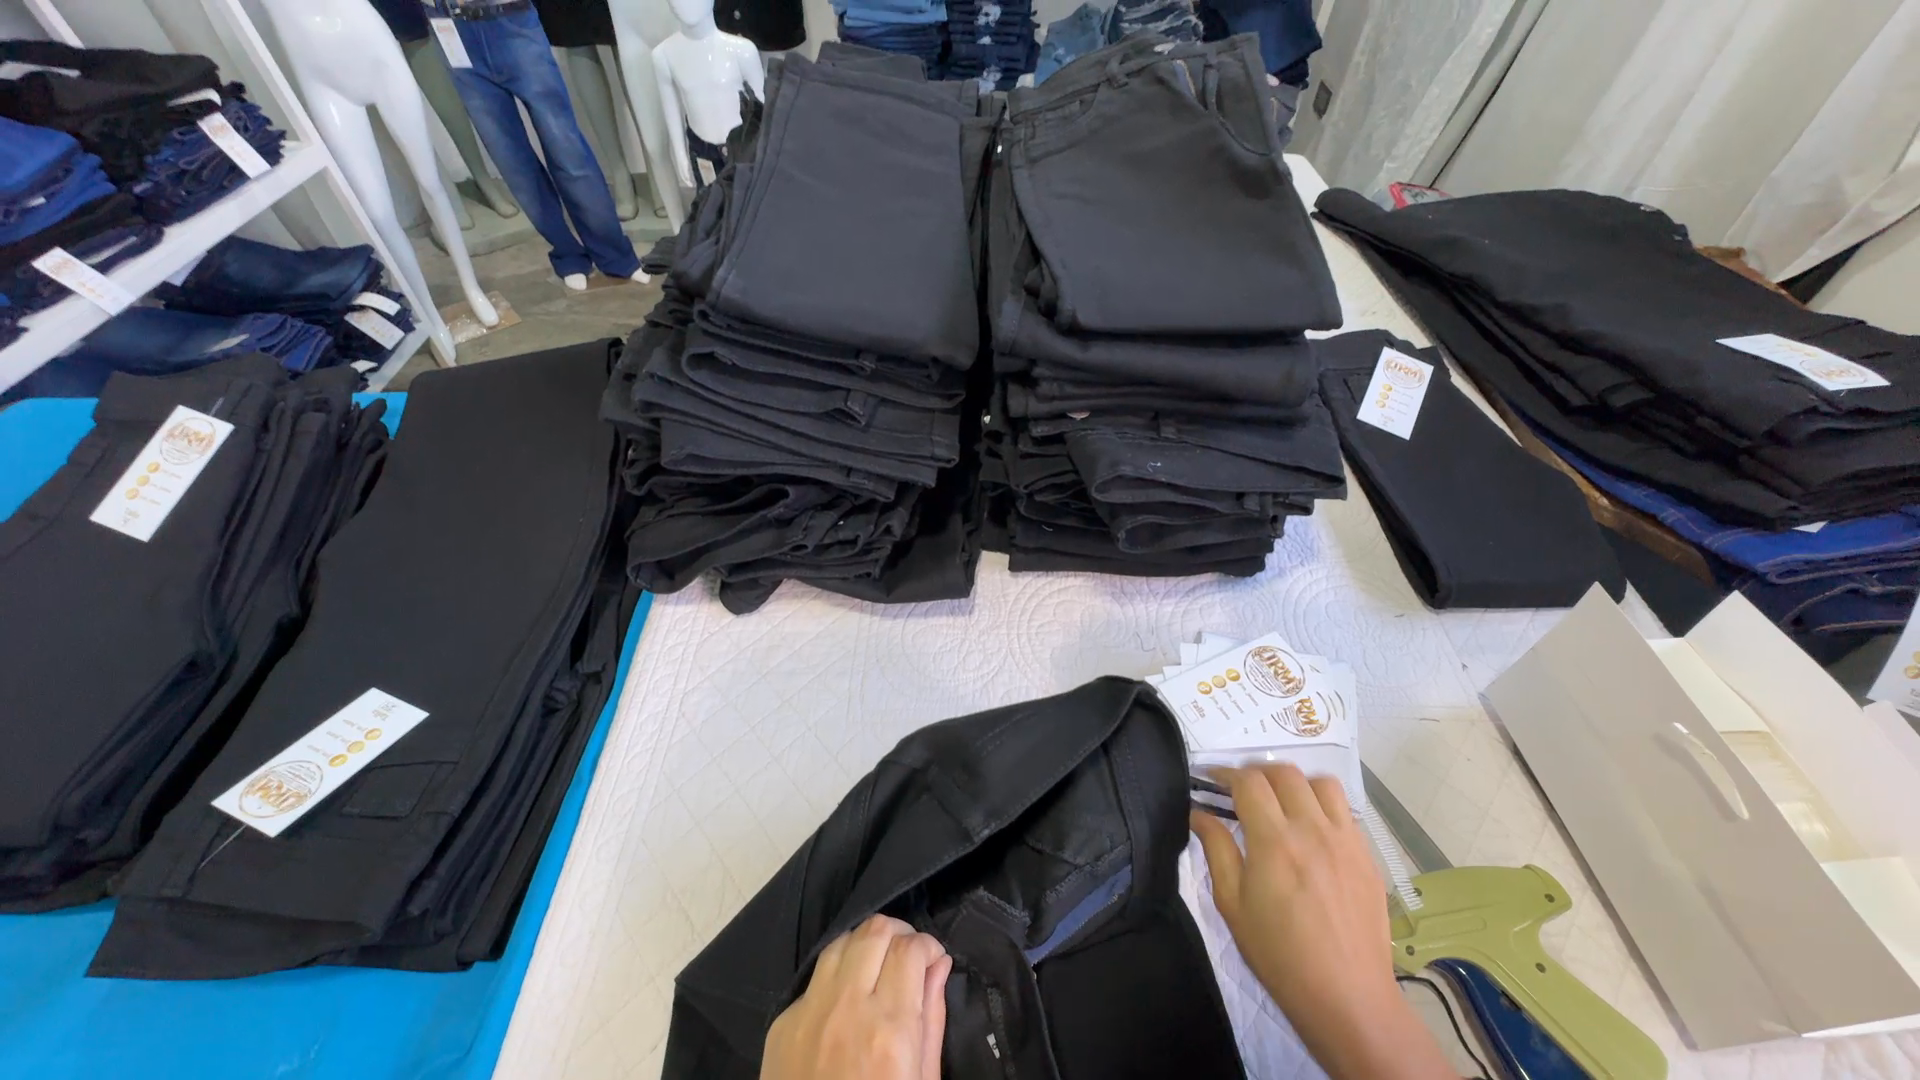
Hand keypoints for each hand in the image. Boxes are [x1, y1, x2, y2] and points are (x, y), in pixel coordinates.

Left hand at [761, 914, 951, 1079]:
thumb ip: (931, 1017)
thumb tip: (938, 965)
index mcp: (890, 1029)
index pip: (911, 950)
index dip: (928, 946)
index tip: (933, 959)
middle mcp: (848, 1009)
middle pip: (875, 931)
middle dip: (899, 934)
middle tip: (908, 956)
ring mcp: (810, 1012)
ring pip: (841, 942)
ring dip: (865, 945)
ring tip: (878, 965)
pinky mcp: (783, 1023)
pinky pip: (815, 978)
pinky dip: (837, 975)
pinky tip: (847, 996)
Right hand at [1191, 764, 1453, 1079]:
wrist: (1346, 995)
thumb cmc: (1278, 954)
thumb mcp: (1232, 904)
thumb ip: (1216, 849)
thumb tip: (1198, 812)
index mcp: (1274, 841)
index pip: (1248, 782)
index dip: (1225, 773)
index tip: (1211, 780)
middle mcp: (1313, 830)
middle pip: (1284, 773)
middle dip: (1257, 772)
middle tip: (1242, 789)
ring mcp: (1346, 840)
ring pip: (1321, 783)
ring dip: (1295, 782)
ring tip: (1281, 802)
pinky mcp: (1367, 856)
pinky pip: (1346, 811)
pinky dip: (1323, 806)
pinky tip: (1312, 830)